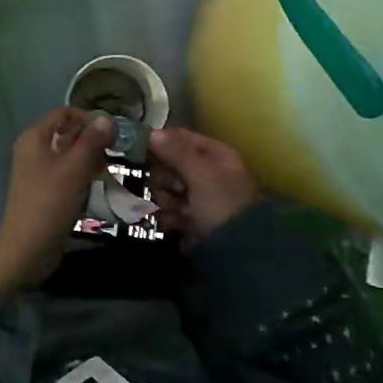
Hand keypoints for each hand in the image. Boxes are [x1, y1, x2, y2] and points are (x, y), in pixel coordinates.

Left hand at [0, 107, 114, 299]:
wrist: (26, 249)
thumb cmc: (49, 204)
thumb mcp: (74, 170)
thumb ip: (91, 142)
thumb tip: (107, 118)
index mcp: (34, 138)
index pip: (64, 112)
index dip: (88, 118)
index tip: (113, 132)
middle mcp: (33, 148)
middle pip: (67, 131)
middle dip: (92, 138)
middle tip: (117, 150)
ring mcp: (38, 169)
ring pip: (69, 153)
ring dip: (90, 157)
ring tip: (111, 167)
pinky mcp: (45, 188)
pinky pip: (66, 171)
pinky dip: (83, 172)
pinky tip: (100, 182)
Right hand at [148, 126, 259, 243]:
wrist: (239, 249)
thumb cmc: (222, 203)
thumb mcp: (200, 174)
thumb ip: (175, 153)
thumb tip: (151, 133)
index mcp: (214, 154)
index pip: (180, 138)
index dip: (161, 143)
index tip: (143, 151)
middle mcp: (206, 171)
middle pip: (169, 164)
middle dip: (165, 178)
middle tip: (176, 188)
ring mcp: (198, 195)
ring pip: (166, 187)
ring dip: (167, 199)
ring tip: (180, 210)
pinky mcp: (191, 216)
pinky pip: (169, 208)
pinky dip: (169, 216)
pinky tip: (175, 222)